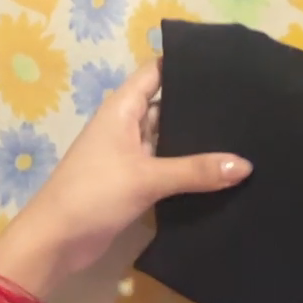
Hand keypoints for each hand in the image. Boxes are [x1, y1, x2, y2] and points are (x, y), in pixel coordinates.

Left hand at [0, 60, 251, 295]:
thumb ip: (196, 171)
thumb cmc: (94, 193)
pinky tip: (221, 172)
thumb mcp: (147, 178)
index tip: (223, 62)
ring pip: (168, 138)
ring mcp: (129, 154)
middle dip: (199, 106)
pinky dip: (188, 168)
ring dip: (195, 140)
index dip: (184, 64)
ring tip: (243, 135)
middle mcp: (126, 125)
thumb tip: (245, 165)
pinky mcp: (133, 181)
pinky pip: (166, 166)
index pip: (156, 72)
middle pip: (166, 106)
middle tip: (246, 102)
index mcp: (122, 108)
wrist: (56, 241)